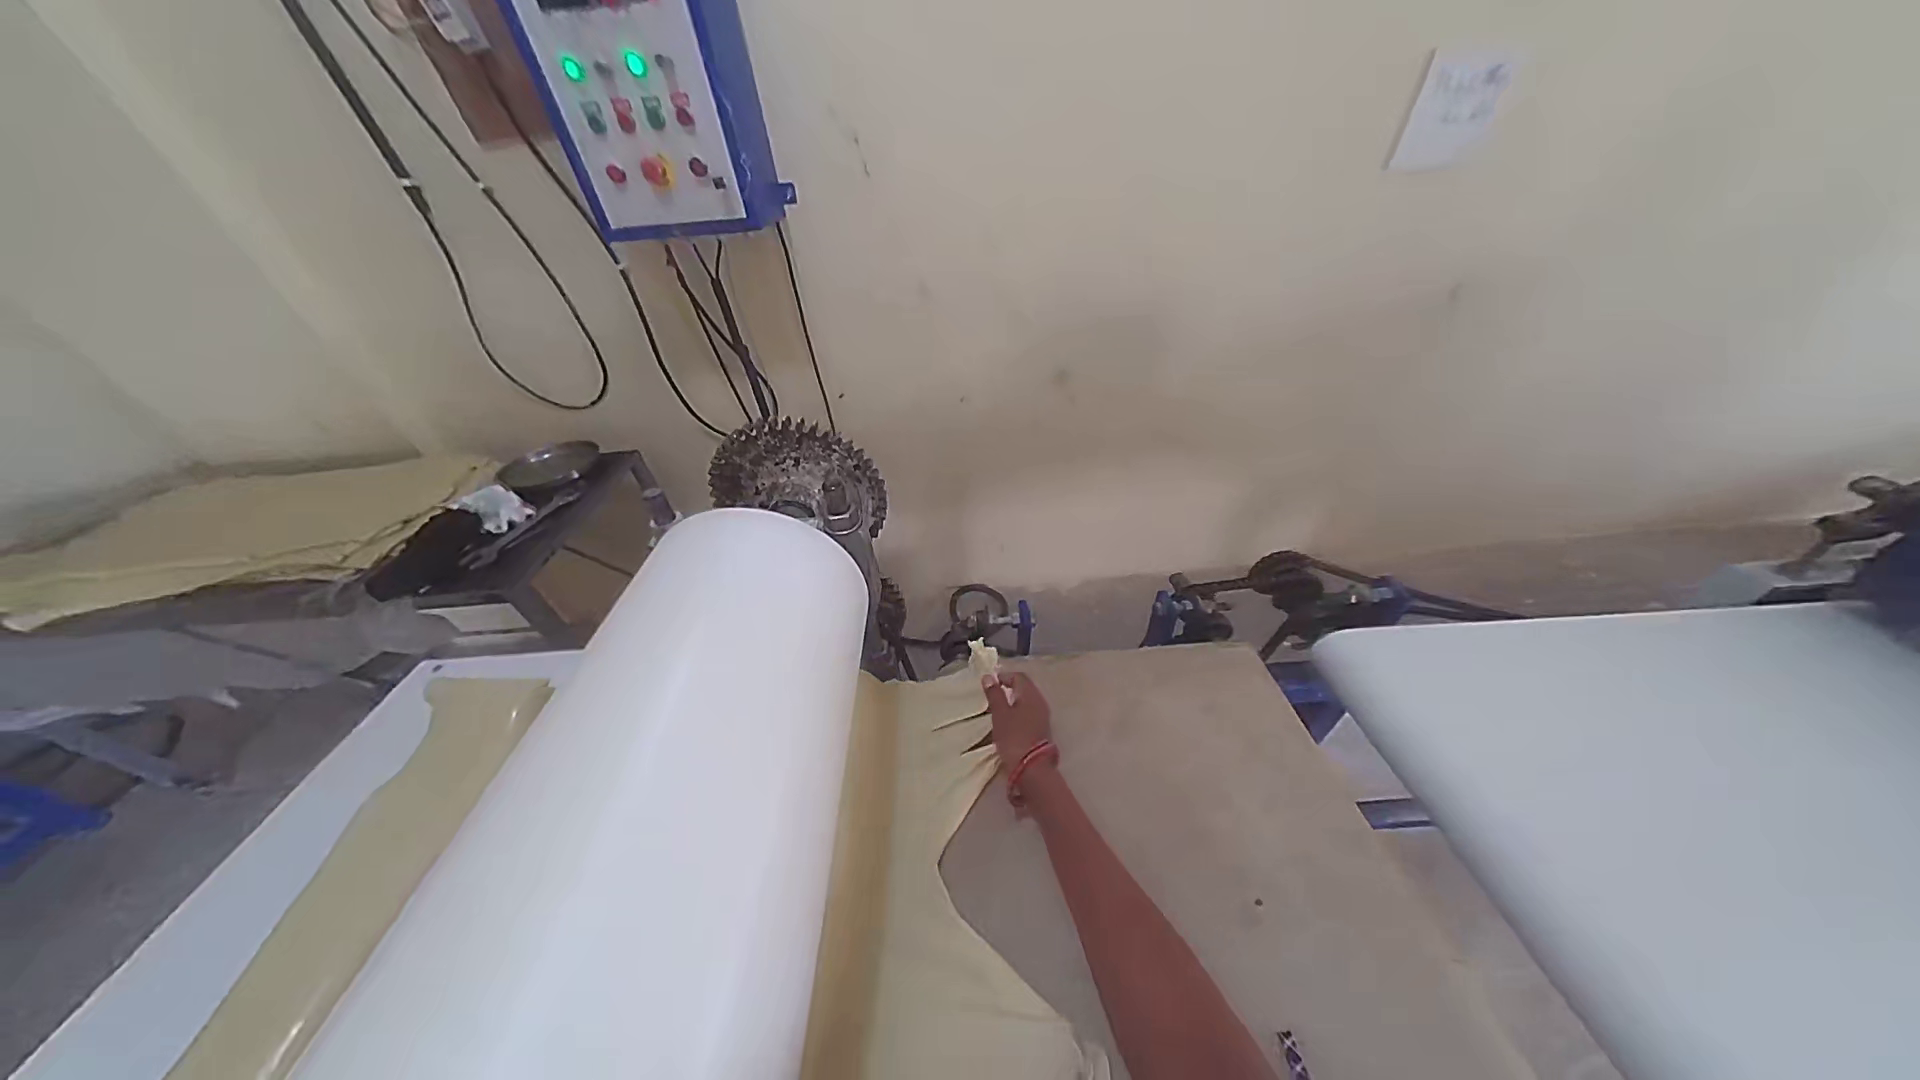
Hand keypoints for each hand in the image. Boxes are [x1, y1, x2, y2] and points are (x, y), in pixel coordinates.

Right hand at [982, 672, 1051, 767]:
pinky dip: (1018, 712)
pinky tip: (1008, 721)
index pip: (1019, 677)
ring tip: (998, 708)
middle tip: (993, 694)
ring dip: (1014, 701)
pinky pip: (1029, 713)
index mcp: (1031, 695)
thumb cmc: (1013, 737)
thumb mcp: (999, 714)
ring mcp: (1043, 717)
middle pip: (1025, 688)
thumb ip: (994, 694)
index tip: (990, 683)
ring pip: (1027, 701)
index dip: (1004, 676)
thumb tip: (989, 677)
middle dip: (1009, 687)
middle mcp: (1040, 702)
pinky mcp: (1041, 730)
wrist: (1031, 768)